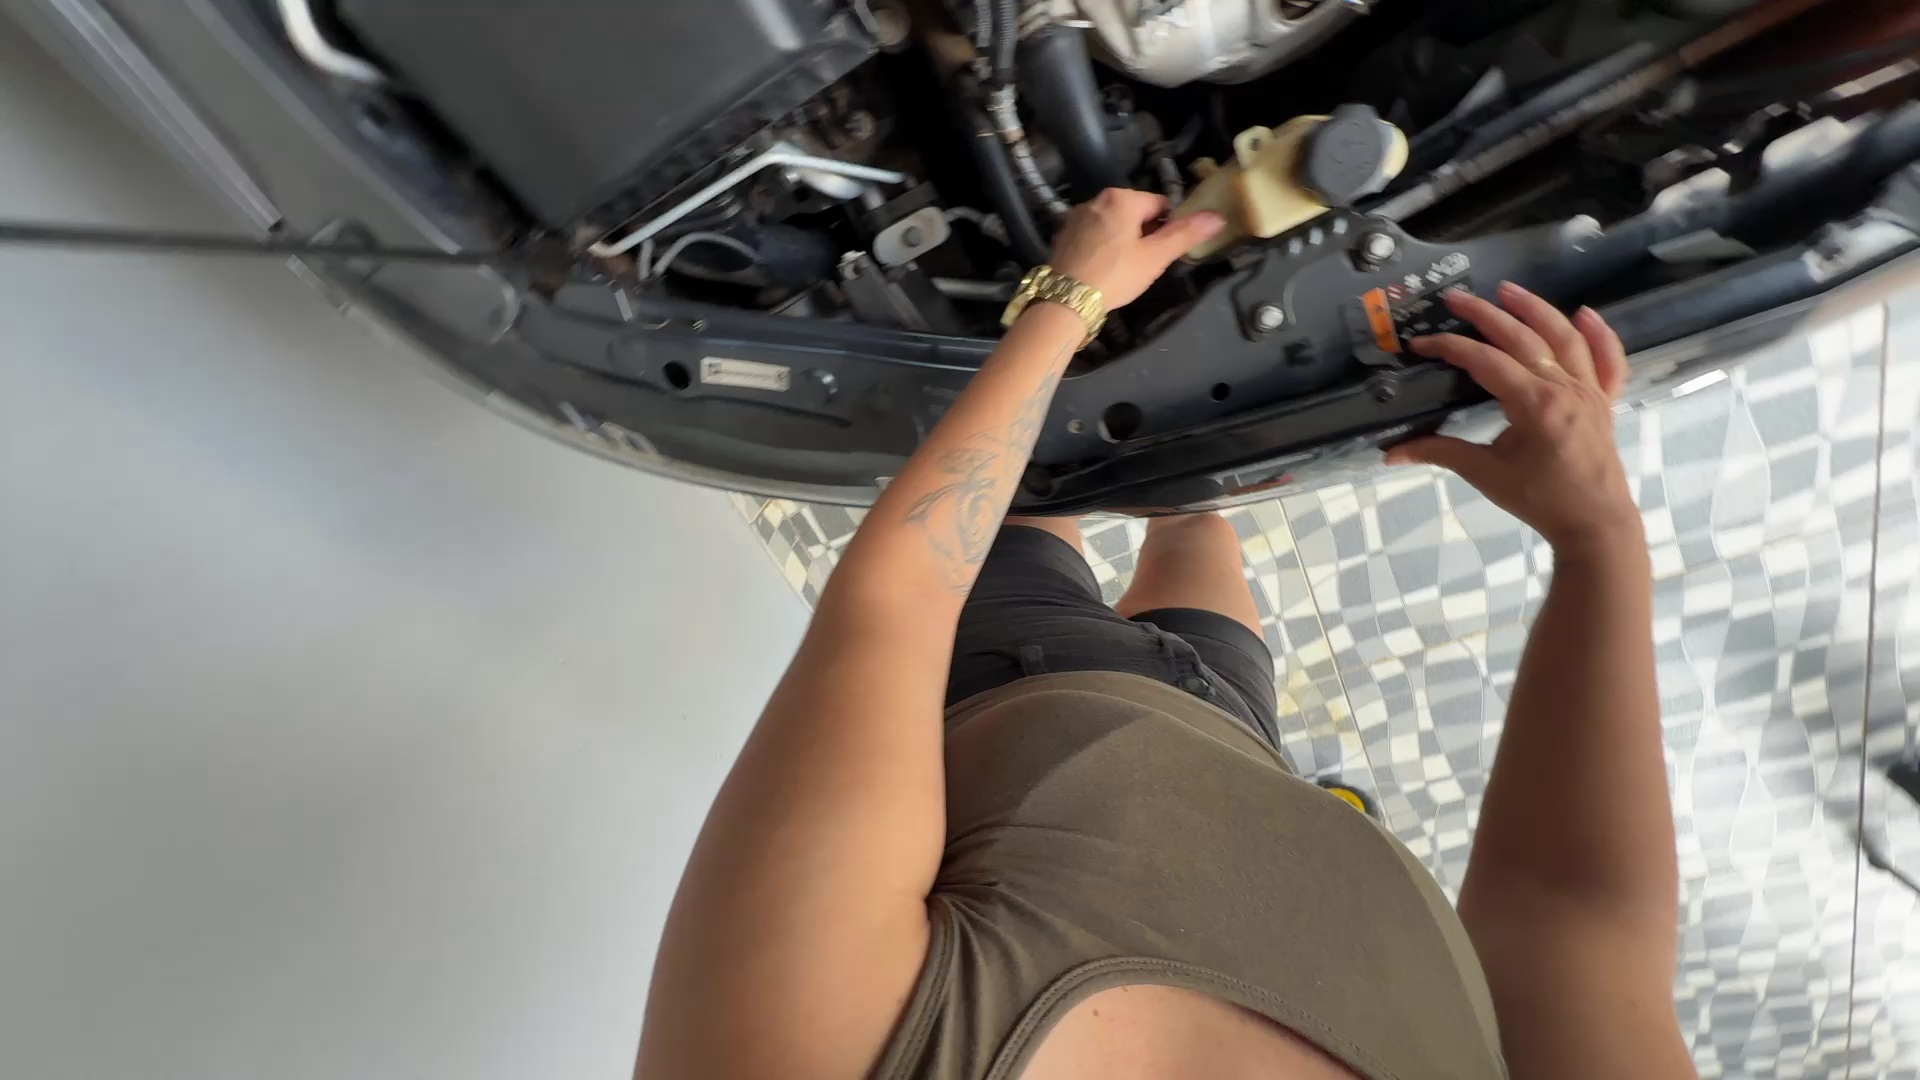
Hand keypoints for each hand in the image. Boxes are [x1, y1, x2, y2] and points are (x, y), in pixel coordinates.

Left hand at [1047, 189, 1223, 308]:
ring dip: (1119, 241)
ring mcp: (1074, 218)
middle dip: (1141, 235)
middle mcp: (1095, 200)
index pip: (1158, 204)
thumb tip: (1218, 217)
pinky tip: (1099, 270)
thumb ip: (1185, 235)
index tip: (1161, 252)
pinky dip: (1098, 249)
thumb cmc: (1114, 276)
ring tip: (1119, 270)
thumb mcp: (1154, 258)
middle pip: (1132, 213)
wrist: (1065, 301)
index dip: (1166, 228)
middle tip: (1140, 265)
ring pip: (1109, 225)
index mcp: (1121, 198)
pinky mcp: (1061, 237)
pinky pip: (1089, 237)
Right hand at [1386, 283, 1642, 558]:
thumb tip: (1389, 453)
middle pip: (1524, 338)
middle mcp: (1566, 388)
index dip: (1451, 348)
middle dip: (1486, 315)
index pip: (1486, 362)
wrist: (1594, 520)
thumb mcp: (1483, 473)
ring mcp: (1590, 390)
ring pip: (1565, 337)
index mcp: (1535, 404)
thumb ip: (1438, 452)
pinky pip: (1608, 359)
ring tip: (1508, 291)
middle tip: (1457, 299)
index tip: (1421, 344)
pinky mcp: (1605, 400)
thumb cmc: (1537, 497)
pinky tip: (1584, 313)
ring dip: (1536, 309)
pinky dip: (1599, 333)